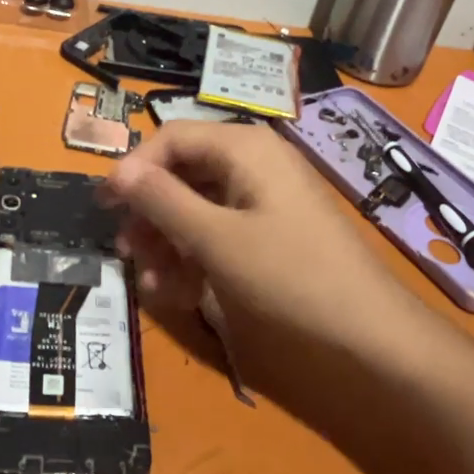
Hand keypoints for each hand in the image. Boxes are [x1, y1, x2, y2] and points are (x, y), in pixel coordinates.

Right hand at [104, 122, 424, 373]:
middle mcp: (254, 165)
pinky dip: (196, 257)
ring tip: (153, 284)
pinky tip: (181, 294)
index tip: (104, 208)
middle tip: (128, 251)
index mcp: (244, 148)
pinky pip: (221, 232)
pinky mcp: (272, 235)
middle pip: (184, 173)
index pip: (172, 138)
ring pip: (198, 208)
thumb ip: (163, 201)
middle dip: (151, 213)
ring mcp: (265, 201)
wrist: (369, 336)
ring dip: (169, 242)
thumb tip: (117, 171)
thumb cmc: (289, 276)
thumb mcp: (216, 239)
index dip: (135, 168)